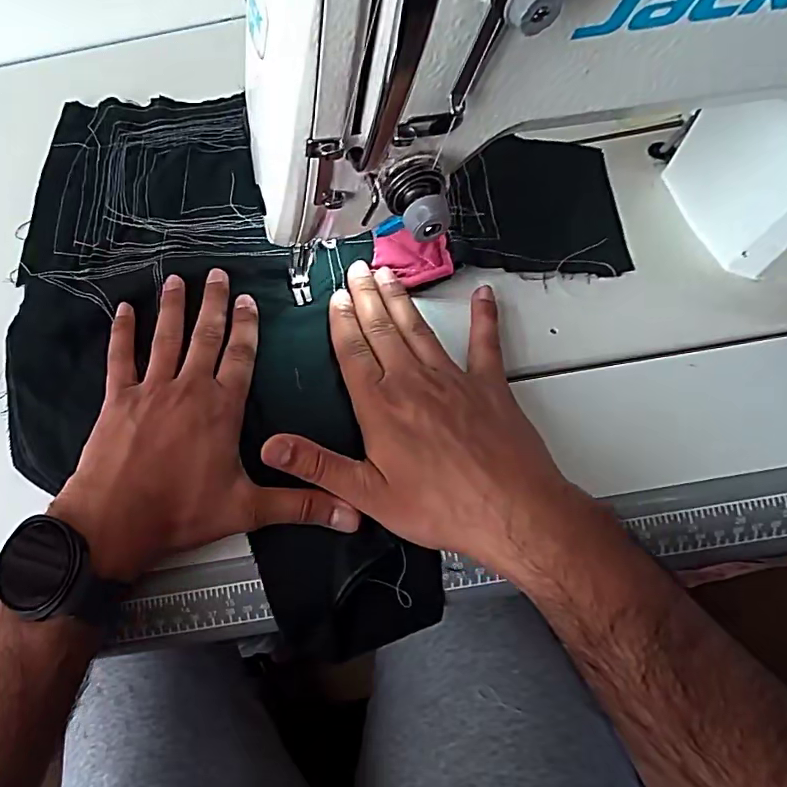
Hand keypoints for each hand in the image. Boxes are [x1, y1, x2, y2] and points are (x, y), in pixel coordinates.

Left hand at [50, 269, 360, 581]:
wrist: (118, 519)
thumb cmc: (179, 513)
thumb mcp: (246, 510)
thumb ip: (299, 504)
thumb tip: (351, 515)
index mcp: (221, 409)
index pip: (240, 357)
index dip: (246, 327)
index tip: (249, 301)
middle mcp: (187, 391)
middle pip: (205, 337)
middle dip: (213, 304)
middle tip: (218, 277)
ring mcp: (150, 391)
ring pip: (165, 338)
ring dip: (172, 307)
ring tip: (177, 281)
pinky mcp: (117, 399)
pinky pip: (120, 357)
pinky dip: (122, 332)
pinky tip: (123, 311)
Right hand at [259, 260, 597, 580]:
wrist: (514, 514)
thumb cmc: (443, 507)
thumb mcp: (366, 493)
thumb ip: (315, 465)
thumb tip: (273, 448)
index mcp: (381, 407)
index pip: (353, 353)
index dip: (341, 323)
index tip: (335, 299)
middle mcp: (415, 385)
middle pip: (383, 331)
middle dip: (367, 298)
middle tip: (358, 271)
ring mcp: (454, 382)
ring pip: (420, 331)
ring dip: (402, 301)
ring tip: (390, 277)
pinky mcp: (490, 390)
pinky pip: (486, 344)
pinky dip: (484, 318)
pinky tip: (483, 298)